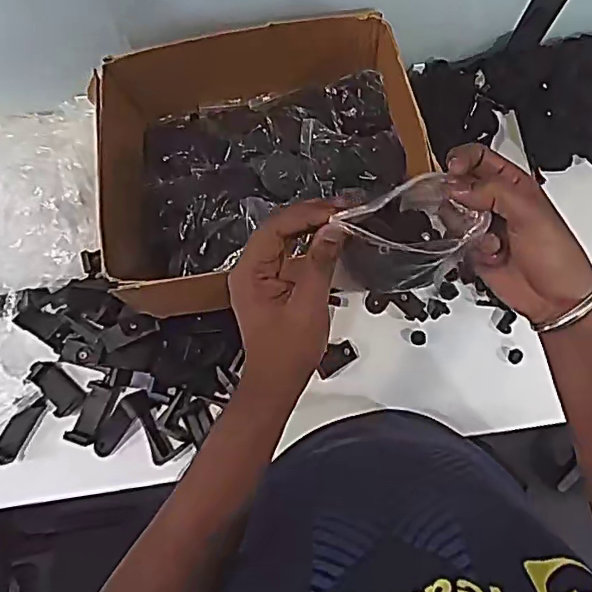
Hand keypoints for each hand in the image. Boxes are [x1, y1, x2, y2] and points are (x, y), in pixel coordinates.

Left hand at [227, 200, 344, 396]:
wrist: (278, 382)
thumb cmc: (285, 354)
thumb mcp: (309, 304)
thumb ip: (321, 263)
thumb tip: (333, 231)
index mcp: (250, 272)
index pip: (276, 227)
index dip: (307, 214)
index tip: (334, 211)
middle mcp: (251, 270)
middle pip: (281, 228)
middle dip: (312, 216)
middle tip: (341, 210)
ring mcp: (263, 276)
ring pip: (288, 238)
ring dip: (315, 228)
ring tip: (341, 220)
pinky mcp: (276, 283)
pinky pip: (294, 254)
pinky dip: (314, 245)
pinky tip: (332, 242)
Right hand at [446, 145, 591, 325]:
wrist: (557, 299)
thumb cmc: (558, 254)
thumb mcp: (529, 212)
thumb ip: (493, 191)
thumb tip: (459, 186)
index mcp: (514, 184)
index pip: (479, 158)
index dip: (462, 159)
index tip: (453, 170)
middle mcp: (497, 202)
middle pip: (459, 184)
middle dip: (456, 194)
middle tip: (463, 205)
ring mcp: (485, 226)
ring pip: (453, 213)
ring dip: (463, 224)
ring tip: (483, 234)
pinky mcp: (476, 250)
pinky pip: (455, 240)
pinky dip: (468, 247)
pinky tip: (490, 253)